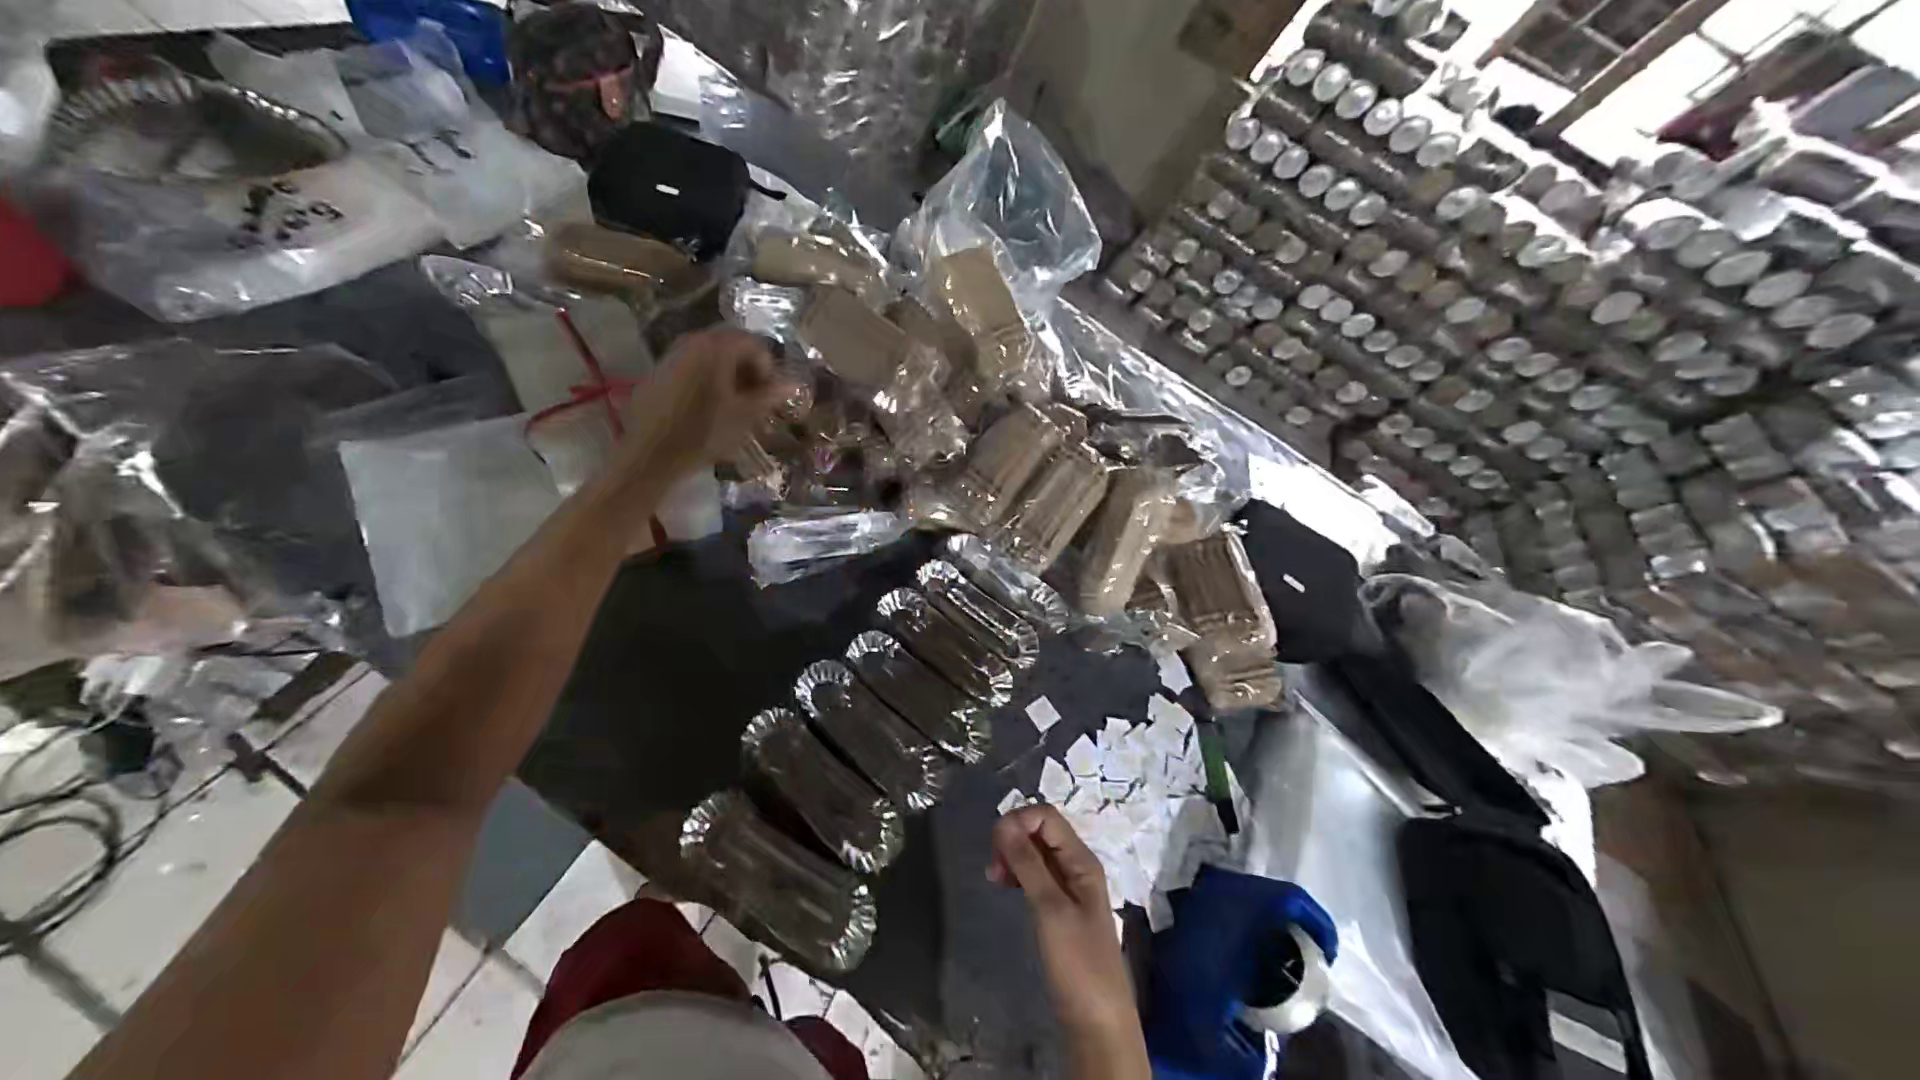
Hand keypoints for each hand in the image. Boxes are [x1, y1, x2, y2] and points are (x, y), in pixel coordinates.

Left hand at [618, 327, 781, 479]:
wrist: (650, 454)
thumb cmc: (704, 434)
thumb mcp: (744, 416)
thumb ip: (769, 396)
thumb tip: (793, 384)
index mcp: (717, 348)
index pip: (754, 344)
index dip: (768, 369)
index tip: (771, 395)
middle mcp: (693, 342)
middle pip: (731, 346)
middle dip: (748, 370)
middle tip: (756, 399)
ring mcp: (672, 355)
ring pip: (710, 356)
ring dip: (728, 375)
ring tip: (735, 405)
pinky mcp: (658, 371)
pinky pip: (691, 366)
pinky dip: (707, 379)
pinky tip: (708, 407)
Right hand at [988, 806, 1148, 1071]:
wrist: (1096, 1020)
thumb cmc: (1077, 962)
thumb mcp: (1050, 908)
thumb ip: (1028, 863)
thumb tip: (1003, 822)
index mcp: (1081, 860)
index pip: (1046, 816)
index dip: (1018, 821)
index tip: (995, 847)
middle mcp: (1076, 866)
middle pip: (1040, 830)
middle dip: (1012, 837)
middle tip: (994, 867)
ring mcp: (1068, 886)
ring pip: (1035, 852)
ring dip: (1012, 855)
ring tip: (995, 878)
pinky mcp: (1058, 906)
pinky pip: (1035, 873)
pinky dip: (1017, 873)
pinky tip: (1004, 886)